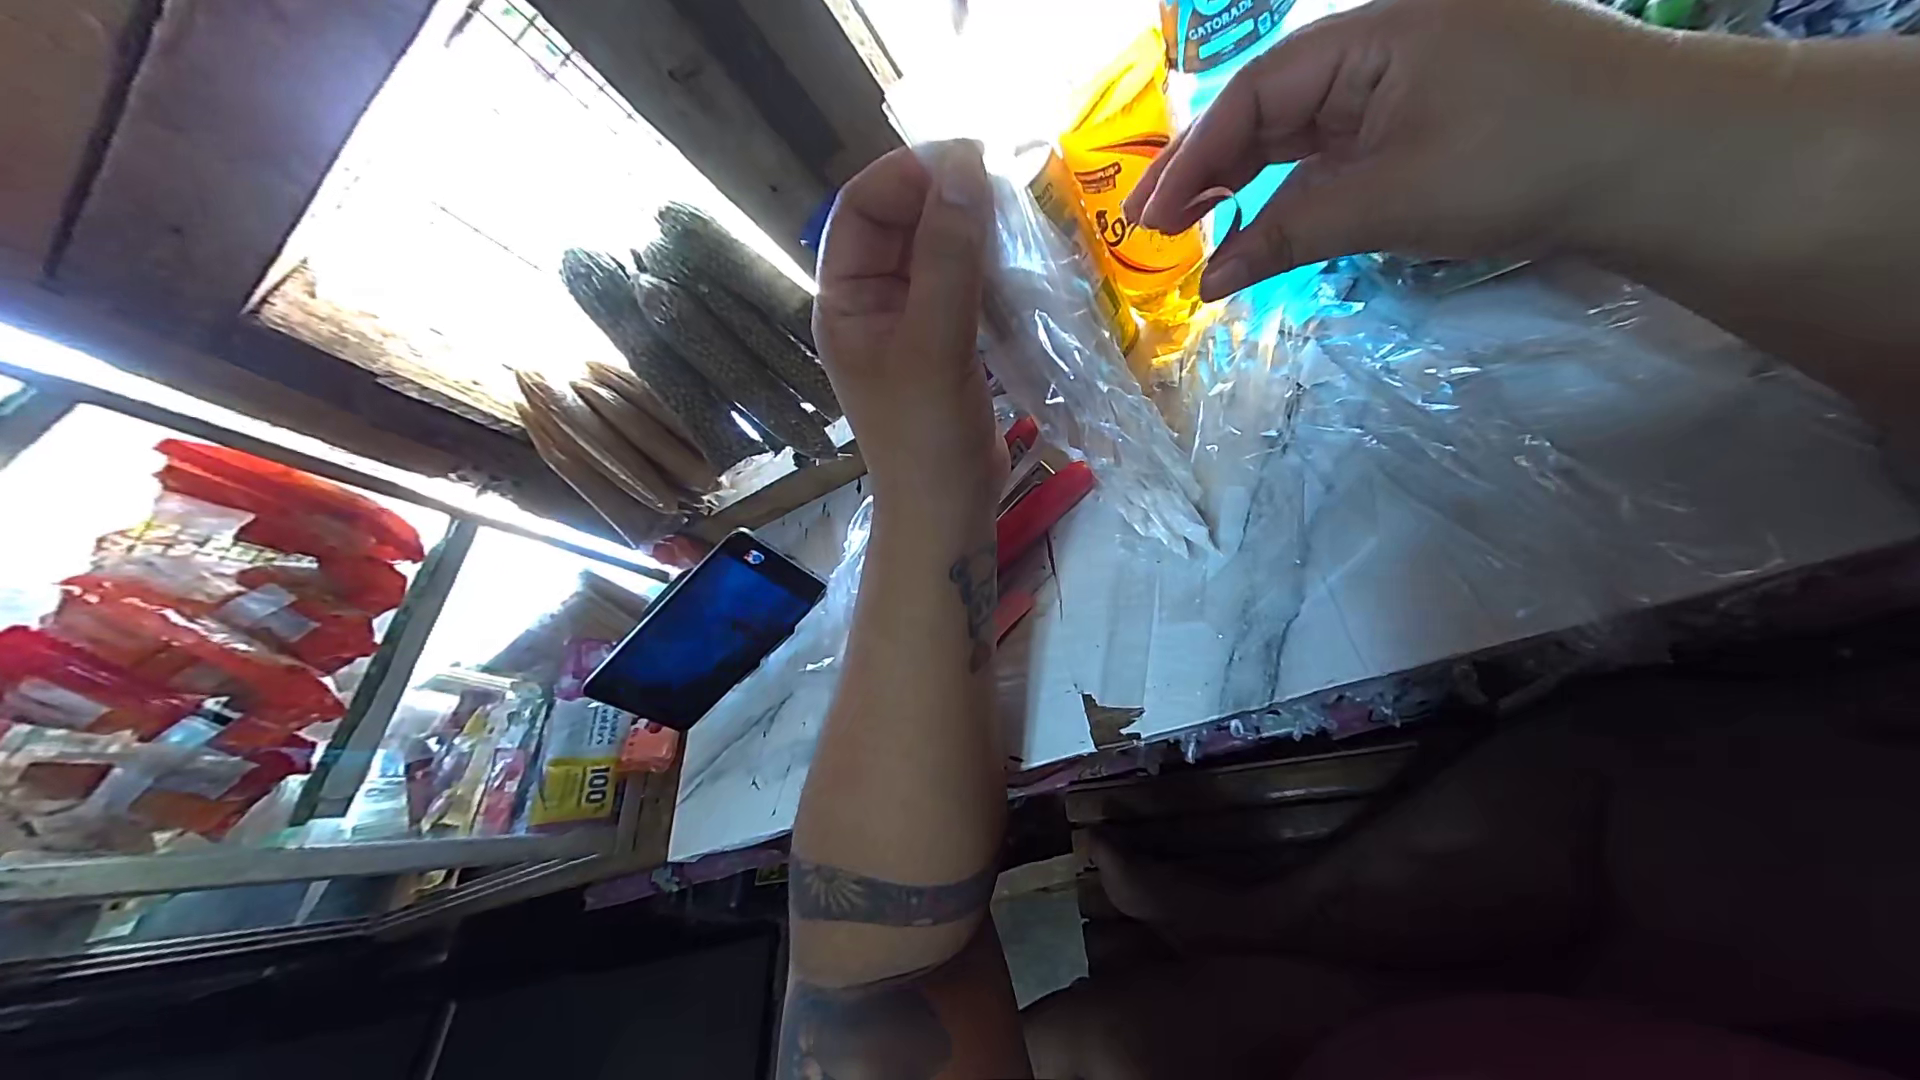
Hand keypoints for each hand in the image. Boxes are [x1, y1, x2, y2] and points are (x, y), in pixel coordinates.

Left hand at [815, 142, 1004, 514]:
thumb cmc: (926, 436)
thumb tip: (965, 168)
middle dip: (946, 199)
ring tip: (1020, 218)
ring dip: (973, 234)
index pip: (862, 209)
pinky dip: (989, 272)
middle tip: (1004, 184)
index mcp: (845, 301)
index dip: (908, 175)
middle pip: (903, 226)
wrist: (946, 508)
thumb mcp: (934, 344)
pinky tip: (1021, 264)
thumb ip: (948, 258)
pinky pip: (964, 289)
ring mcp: (910, 325)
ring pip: (938, 255)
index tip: (968, 159)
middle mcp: (872, 305)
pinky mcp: (946, 345)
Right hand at [1126, 0, 1684, 299]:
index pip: (1254, 96)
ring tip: (1179, 229)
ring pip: (1283, 137)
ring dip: (1231, 184)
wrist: (1648, 161)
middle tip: (1145, 226)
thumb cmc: (1520, 161)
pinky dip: (1275, 196)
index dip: (1195, 159)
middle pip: (1258, 111)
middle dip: (1199, 170)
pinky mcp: (1397, 129)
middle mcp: (1369, 53)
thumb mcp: (1388, 200)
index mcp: (1369, 37)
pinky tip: (1244, 227)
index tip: (1153, 221)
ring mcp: (1384, 91)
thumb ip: (1285, 235)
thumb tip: (1206, 285)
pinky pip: (1316, 160)